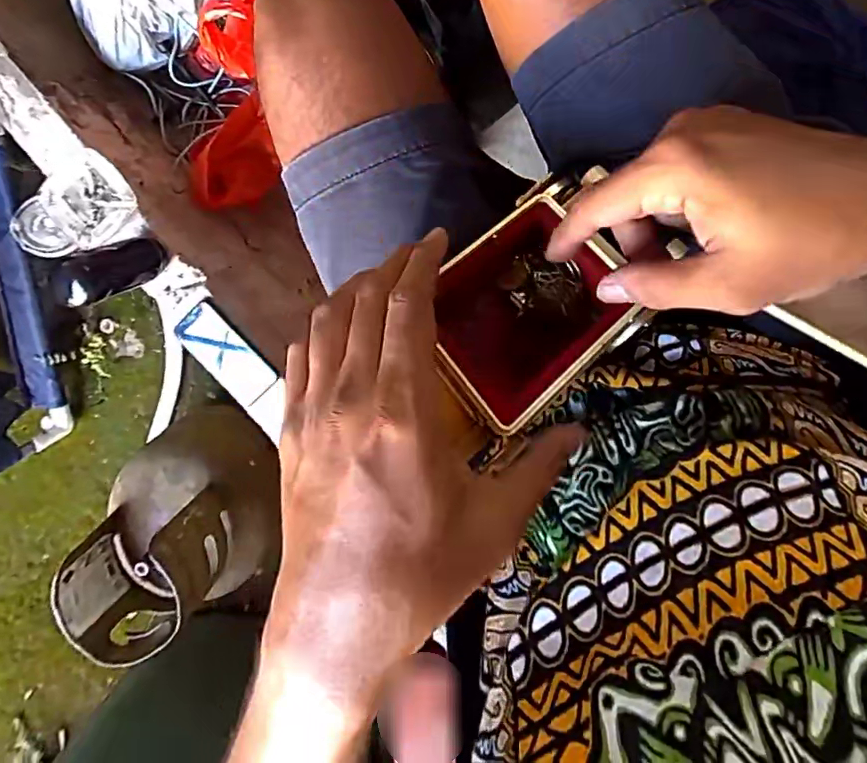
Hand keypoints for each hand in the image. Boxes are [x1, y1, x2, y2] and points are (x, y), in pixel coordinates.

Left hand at [251, 229, 584, 748]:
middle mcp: (352, 397)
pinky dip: (319, 327)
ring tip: (381, 281)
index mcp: (404, 408)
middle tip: (417, 254)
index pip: (405, 308)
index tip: (437, 241)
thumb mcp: (495, 523)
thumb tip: (577, 430)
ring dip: (353, 290)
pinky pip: (298, 358)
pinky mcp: (289, 434)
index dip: (420, 264)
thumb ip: (538, 467)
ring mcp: (312, 414)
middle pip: (362, 303)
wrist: (335, 626)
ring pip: (325, 323)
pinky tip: (335, 328)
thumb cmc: (420, 571)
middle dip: (390, 266)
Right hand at [548, 106, 866, 314]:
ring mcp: (709, 118)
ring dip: (661, 222)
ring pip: (654, 178)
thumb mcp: (731, 284)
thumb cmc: (814, 245)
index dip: (570, 235)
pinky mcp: (733, 120)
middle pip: (626, 191)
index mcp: (674, 166)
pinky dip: (683, 200)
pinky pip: (683, 163)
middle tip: (664, 280)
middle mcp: (681, 129)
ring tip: (705, 256)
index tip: (552, 261)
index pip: (597, 202)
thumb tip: (604, 289)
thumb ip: (656, 288)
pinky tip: (721, 224)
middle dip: (634, 240)